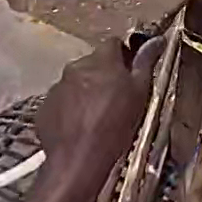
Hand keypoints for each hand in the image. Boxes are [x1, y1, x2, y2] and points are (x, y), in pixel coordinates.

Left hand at [35, 37, 162, 186]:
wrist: (77, 162)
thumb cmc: (115, 125)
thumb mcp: (139, 93)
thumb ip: (146, 62)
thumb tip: (157, 39)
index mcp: (101, 59)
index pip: (113, 44)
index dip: (123, 56)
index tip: (129, 74)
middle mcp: (76, 66)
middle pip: (94, 62)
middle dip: (103, 74)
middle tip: (114, 98)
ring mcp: (57, 86)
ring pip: (77, 81)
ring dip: (86, 90)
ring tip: (95, 116)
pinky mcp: (44, 107)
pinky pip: (62, 101)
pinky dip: (70, 108)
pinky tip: (78, 126)